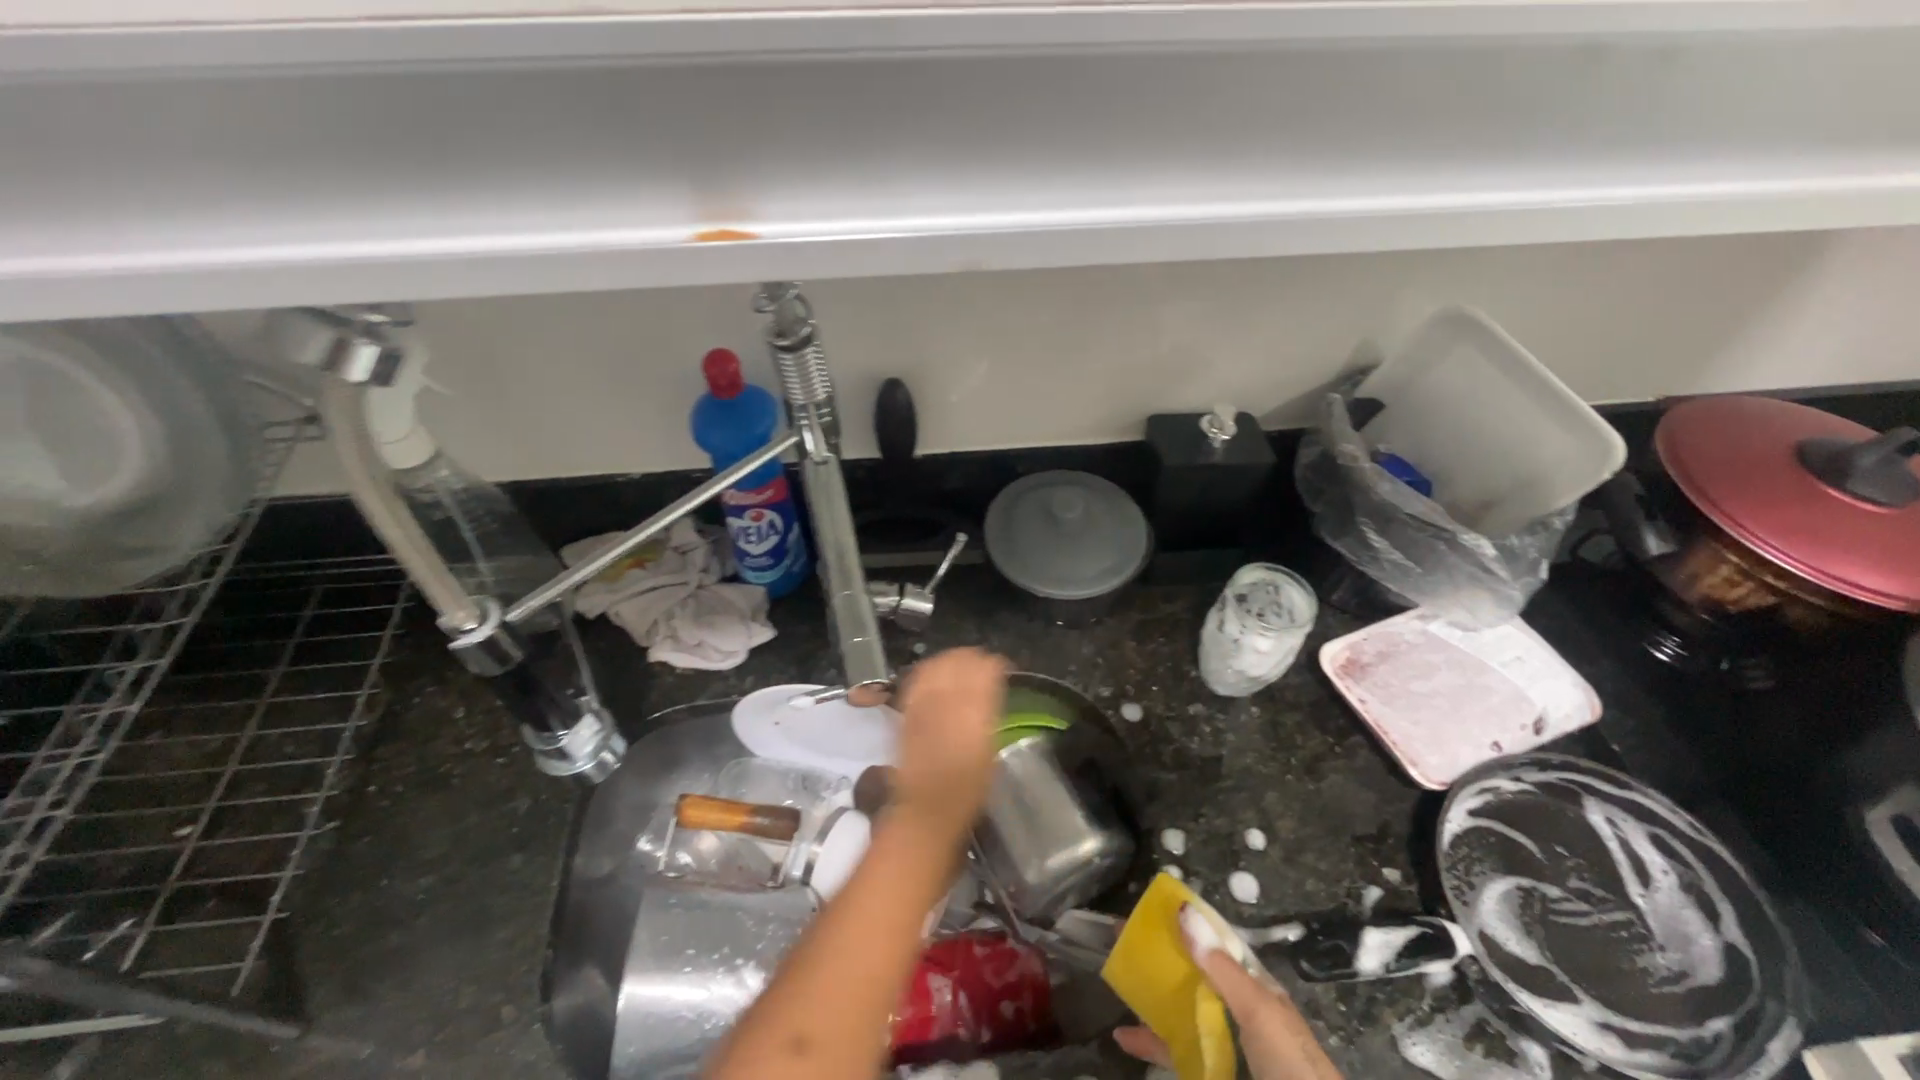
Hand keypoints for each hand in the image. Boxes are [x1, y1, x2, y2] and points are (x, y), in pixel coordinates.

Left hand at [889, 647, 1008, 841]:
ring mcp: (923, 704)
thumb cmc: (968, 788)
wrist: (927, 809)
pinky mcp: (906, 712)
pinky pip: (917, 680)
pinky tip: (935, 677)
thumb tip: (992, 688)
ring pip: (936, 665)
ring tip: (960, 665)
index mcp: (975, 711)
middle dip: (972, 658)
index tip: (1003, 667)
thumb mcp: (990, 749)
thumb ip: (989, 714)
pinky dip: (929, 672)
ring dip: (950, 660)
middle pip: (958, 660)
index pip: (985, 669)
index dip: (994, 663)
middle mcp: (947, 700)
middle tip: (983, 664)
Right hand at [1114, 906, 1344, 1079]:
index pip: (1216, 949)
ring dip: (1150, 1002)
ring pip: (1181, 1015)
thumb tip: (1183, 911)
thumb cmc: (1290, 1064)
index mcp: (1255, 991)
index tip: (1149, 915)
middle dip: (1160, 963)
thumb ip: (1220, 967)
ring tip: (1116, 985)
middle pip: (1193, 980)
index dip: (1186, 929)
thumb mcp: (1258, 1010)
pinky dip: (1149, 1044)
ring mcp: (1224, 1048)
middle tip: (1119, 945)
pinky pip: (1175, 1053)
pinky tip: (1123, 1038)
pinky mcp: (1209, 1075)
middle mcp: (1238, 1014)